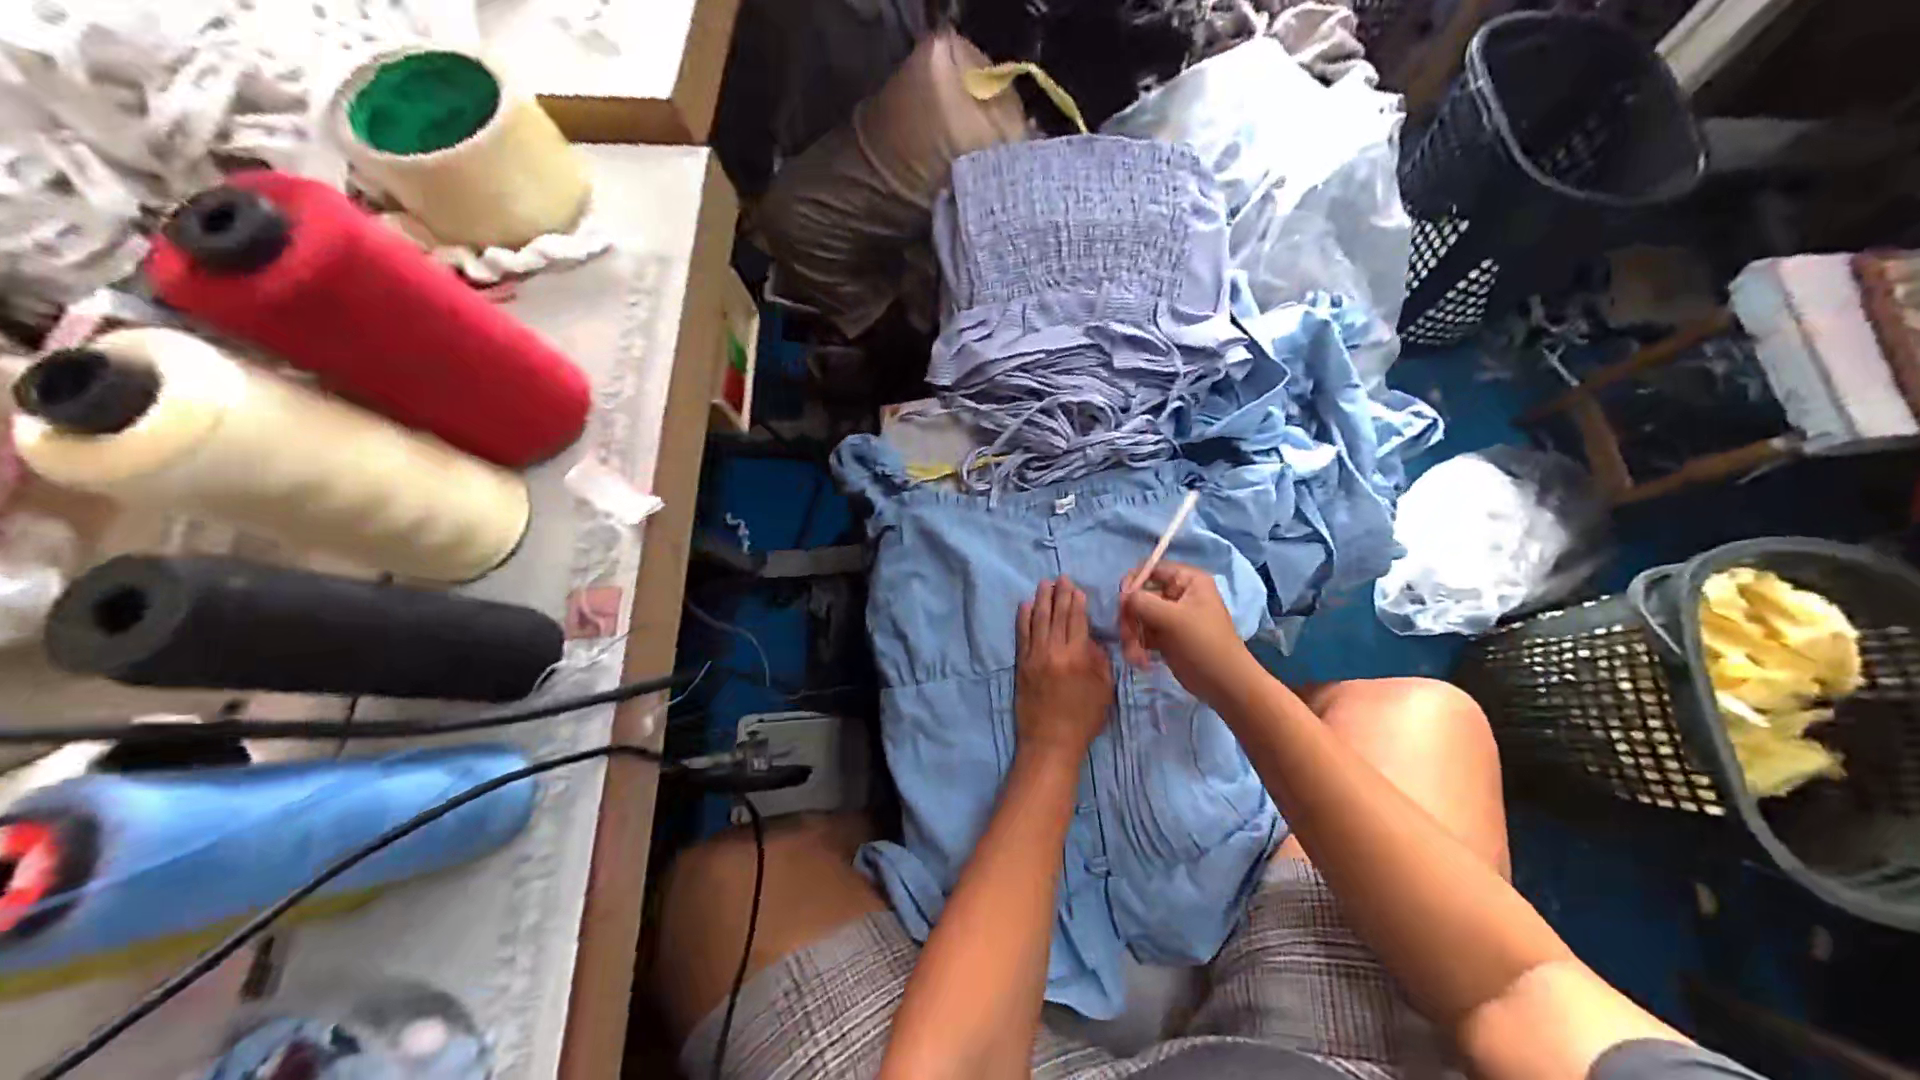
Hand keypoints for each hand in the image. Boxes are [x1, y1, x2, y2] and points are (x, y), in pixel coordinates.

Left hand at [1015, 577, 1114, 759]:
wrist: (1050, 742)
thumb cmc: (1083, 718)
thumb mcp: (1103, 689)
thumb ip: (1099, 660)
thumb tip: (1091, 638)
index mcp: (1078, 656)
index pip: (1077, 620)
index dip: (1076, 602)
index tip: (1076, 587)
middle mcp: (1054, 651)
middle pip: (1057, 615)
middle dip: (1059, 594)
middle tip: (1060, 578)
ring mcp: (1035, 656)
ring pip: (1037, 620)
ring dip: (1041, 600)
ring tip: (1044, 585)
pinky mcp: (1021, 664)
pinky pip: (1022, 635)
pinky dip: (1023, 618)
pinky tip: (1024, 606)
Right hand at [1119, 561, 1262, 706]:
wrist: (1223, 683)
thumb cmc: (1203, 643)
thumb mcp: (1172, 618)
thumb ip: (1142, 601)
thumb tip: (1123, 596)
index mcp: (1187, 581)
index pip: (1151, 569)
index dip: (1133, 582)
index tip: (1124, 604)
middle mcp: (1178, 594)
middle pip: (1140, 594)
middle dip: (1131, 617)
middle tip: (1127, 636)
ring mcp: (1171, 616)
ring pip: (1138, 616)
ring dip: (1132, 635)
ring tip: (1135, 655)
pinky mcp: (1165, 636)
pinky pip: (1142, 633)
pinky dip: (1137, 645)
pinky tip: (1140, 660)